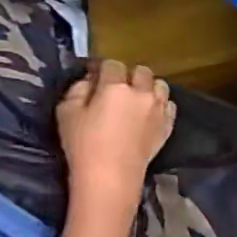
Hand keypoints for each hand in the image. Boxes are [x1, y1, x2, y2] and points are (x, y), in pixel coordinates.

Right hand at [56, 60, 174, 205]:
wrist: (113, 172)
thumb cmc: (83, 142)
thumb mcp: (66, 111)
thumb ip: (78, 89)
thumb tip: (89, 79)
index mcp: (115, 87)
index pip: (112, 64)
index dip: (103, 68)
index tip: (95, 76)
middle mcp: (143, 92)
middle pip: (142, 71)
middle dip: (129, 75)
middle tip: (117, 87)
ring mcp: (160, 108)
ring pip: (161, 85)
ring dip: (149, 87)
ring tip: (137, 98)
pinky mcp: (169, 123)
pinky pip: (170, 104)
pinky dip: (161, 103)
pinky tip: (149, 112)